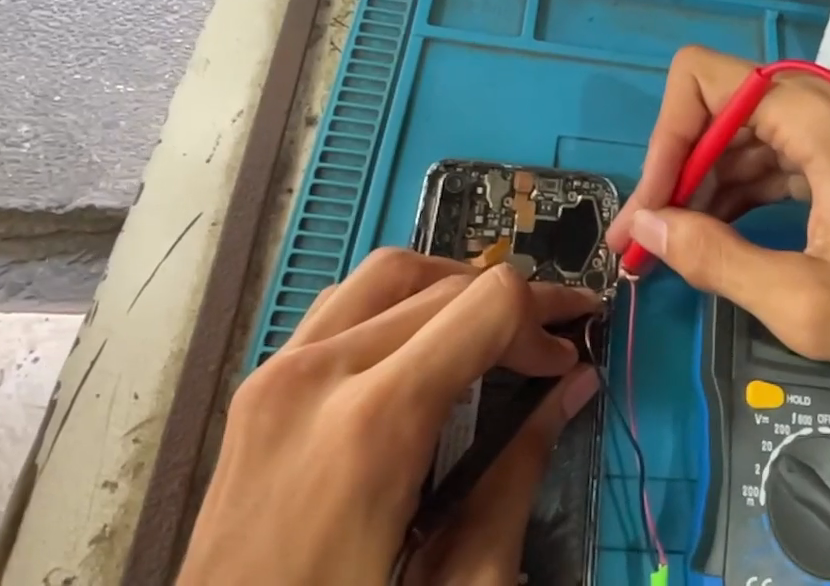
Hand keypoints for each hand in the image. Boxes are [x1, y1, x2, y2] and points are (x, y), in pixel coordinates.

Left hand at [180, 249, 602, 585]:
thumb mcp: (460, 580)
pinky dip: (396, 303)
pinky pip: (340, 305)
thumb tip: (572, 387)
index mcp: (373, 424)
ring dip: (452, 288)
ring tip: (491, 331)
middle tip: (548, 343)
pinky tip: (419, 346)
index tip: (567, 359)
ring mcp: (276, 374)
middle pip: (443, 283)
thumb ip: (519, 471)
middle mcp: (318, 375)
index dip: (544, 320)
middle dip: (512, 303)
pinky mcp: (257, 387)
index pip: (486, 305)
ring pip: (387, 273)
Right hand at [609, 46, 829, 401]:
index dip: (663, 143)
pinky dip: (740, 191)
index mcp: (814, 114)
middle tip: (646, 241)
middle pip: (717, 106)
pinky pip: (776, 154)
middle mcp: (826, 100)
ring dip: (703, 185)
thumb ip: (714, 258)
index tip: (649, 214)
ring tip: (672, 248)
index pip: (701, 83)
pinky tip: (718, 235)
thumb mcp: (805, 303)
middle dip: (676, 170)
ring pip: (743, 133)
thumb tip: (646, 229)